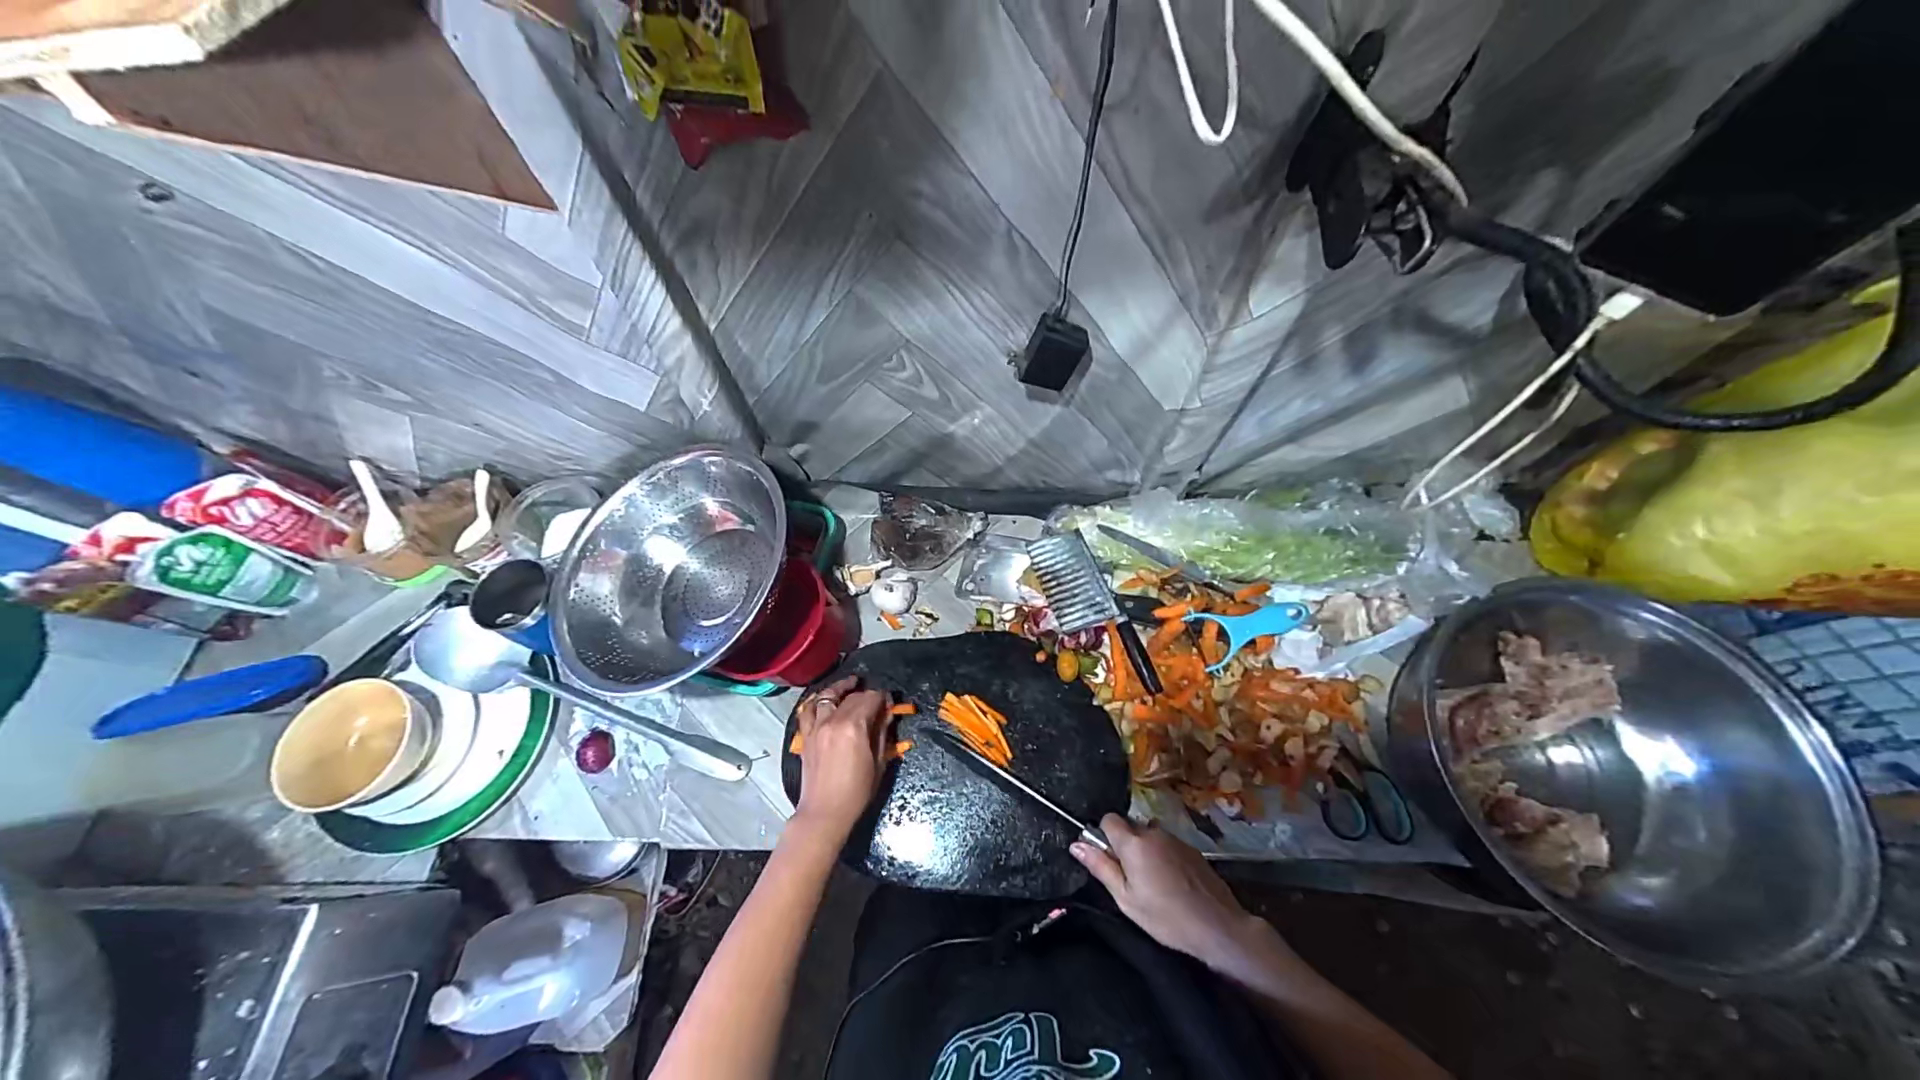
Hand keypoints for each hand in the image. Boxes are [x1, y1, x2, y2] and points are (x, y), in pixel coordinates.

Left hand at [792, 677, 891, 836]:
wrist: (825, 812)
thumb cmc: (857, 792)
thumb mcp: (878, 762)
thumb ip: (882, 733)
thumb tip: (886, 714)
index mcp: (854, 727)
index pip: (871, 699)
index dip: (883, 698)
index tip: (890, 702)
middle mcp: (833, 721)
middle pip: (852, 696)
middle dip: (866, 694)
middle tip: (876, 700)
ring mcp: (816, 727)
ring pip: (827, 696)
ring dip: (840, 688)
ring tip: (850, 685)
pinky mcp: (806, 735)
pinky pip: (808, 710)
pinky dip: (817, 701)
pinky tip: (825, 699)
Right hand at [1072, 814, 1271, 971]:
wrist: (1218, 927)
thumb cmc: (1166, 918)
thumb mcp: (1126, 899)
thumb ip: (1101, 868)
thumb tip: (1076, 845)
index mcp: (1134, 843)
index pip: (1108, 819)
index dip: (1103, 836)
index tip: (1108, 860)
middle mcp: (1154, 833)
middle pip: (1130, 827)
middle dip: (1125, 845)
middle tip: (1130, 878)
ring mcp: (1176, 839)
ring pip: (1149, 836)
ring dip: (1145, 851)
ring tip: (1153, 884)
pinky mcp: (1192, 849)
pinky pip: (1167, 845)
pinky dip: (1163, 857)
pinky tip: (1172, 884)